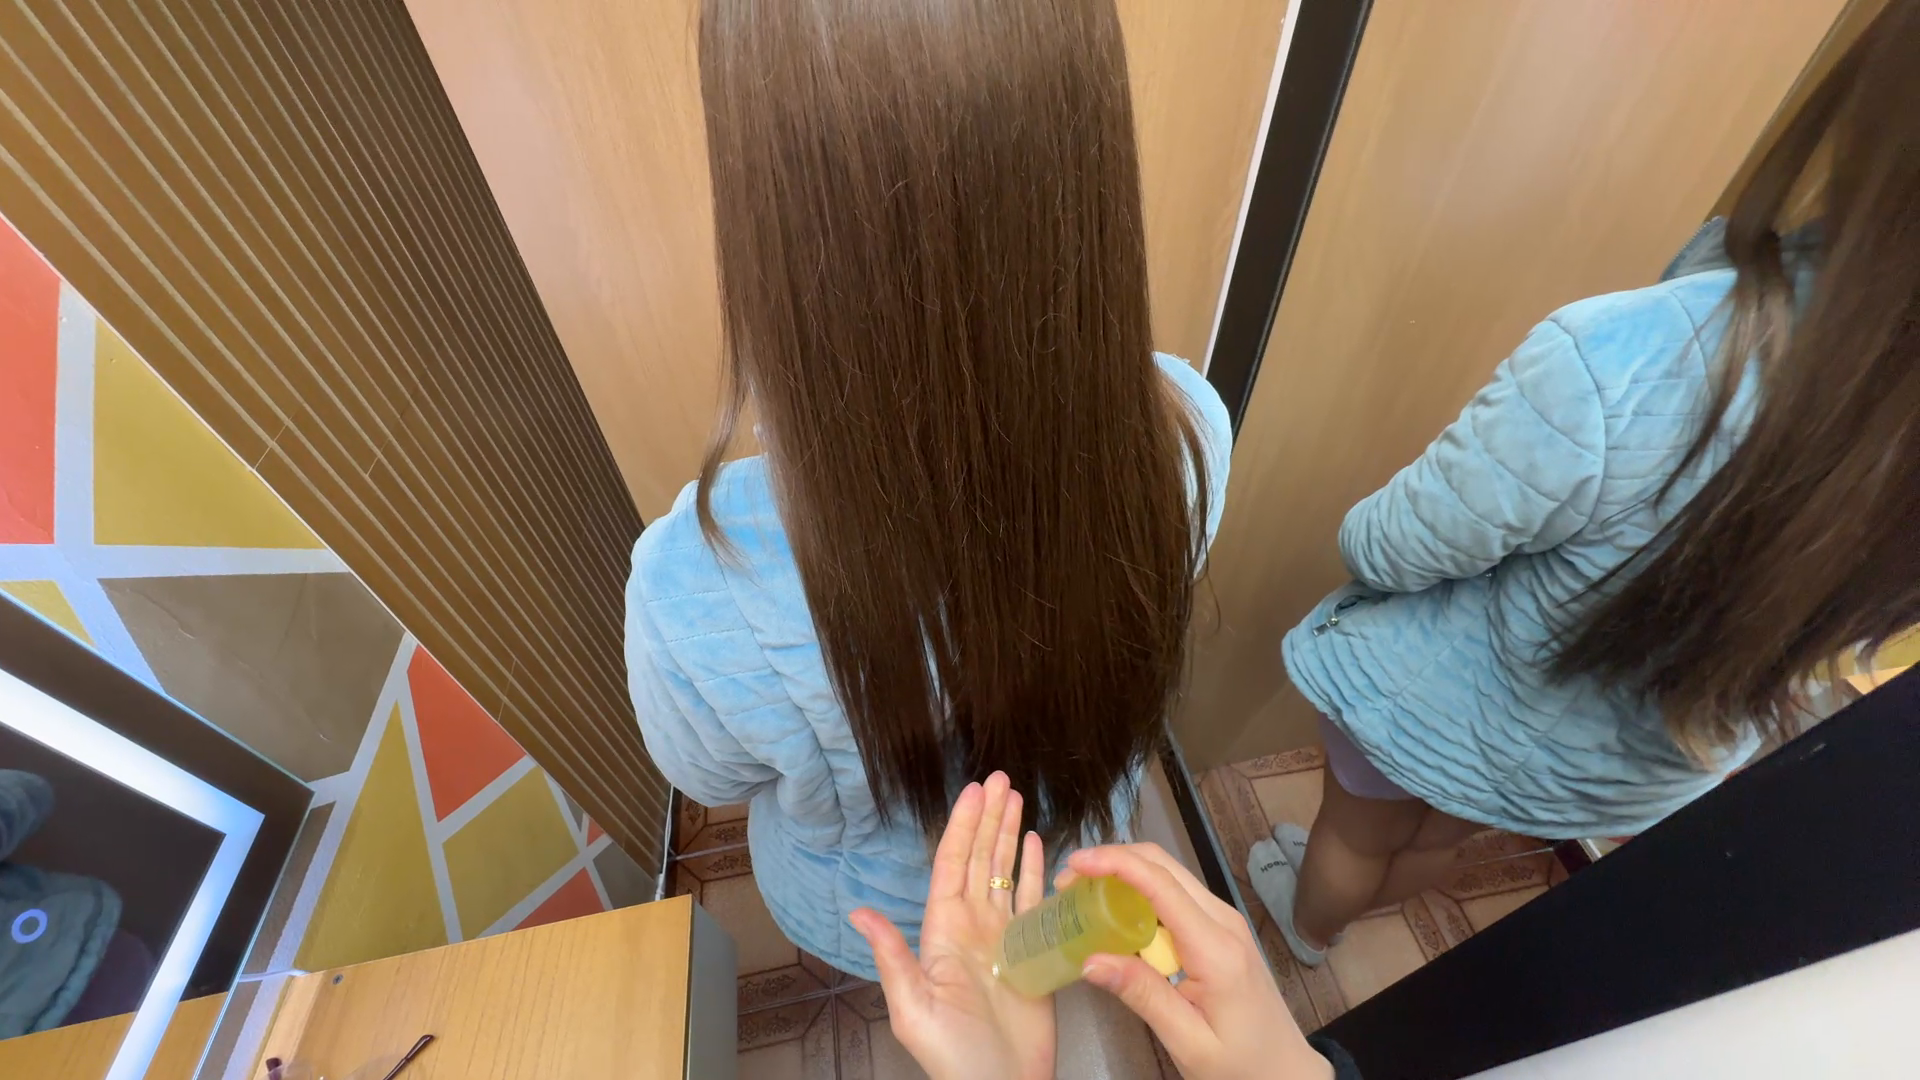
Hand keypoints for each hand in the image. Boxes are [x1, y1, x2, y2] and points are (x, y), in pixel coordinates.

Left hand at [850, 772, 1053, 1079]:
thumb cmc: (953, 1054)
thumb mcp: (914, 1008)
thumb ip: (891, 956)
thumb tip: (857, 911)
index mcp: (943, 928)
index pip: (953, 863)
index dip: (963, 825)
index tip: (974, 791)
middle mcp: (972, 923)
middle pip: (981, 857)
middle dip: (990, 817)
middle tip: (1001, 778)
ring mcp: (1002, 935)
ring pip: (1005, 871)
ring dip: (1010, 833)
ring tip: (1017, 797)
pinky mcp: (1031, 951)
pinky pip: (1031, 900)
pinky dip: (1035, 870)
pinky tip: (1037, 843)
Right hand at [1065, 843, 1332, 1079]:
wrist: (1289, 1075)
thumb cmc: (1241, 1066)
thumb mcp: (1189, 1043)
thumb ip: (1142, 996)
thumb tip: (1090, 959)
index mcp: (1215, 946)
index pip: (1159, 883)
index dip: (1113, 863)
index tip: (1074, 864)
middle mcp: (1222, 918)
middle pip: (1161, 863)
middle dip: (1111, 860)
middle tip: (1070, 881)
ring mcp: (1223, 917)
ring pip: (1166, 871)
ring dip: (1123, 871)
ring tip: (1084, 892)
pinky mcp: (1218, 925)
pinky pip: (1173, 891)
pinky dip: (1138, 889)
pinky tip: (1115, 910)